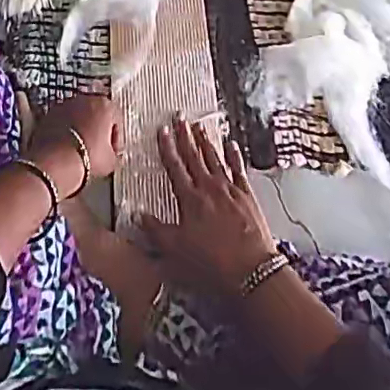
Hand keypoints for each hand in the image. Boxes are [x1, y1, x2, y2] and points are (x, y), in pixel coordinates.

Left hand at [26, 94, 121, 196]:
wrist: (56, 161)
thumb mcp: (110, 161)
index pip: (116, 119)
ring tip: (79, 151)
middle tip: (97, 150)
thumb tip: (111, 156)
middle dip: (96, 130)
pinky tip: (65, 149)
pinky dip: (64, 132)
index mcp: (105, 105)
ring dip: (79, 130)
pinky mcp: (48, 114)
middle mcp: (84, 100)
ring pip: (77, 116)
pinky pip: (61, 122)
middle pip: (96, 114)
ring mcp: (64, 105)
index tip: (112, 151)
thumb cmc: (86, 157)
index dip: (115, 139)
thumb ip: (114, 153)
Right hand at [140, 118, 277, 296]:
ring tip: (198, 126)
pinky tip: (231, 144)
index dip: (167, 147)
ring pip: (214, 158)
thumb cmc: (212, 261)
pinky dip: (233, 156)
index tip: (162, 131)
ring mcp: (229, 189)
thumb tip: (138, 216)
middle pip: (194, 156)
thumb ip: (155, 230)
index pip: (174, 166)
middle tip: (179, 118)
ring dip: (205, 141)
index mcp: (190, 198)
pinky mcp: (247, 196)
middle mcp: (208, 188)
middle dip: (184, 136)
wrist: (251, 270)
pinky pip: (238, 169)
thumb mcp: (176, 249)